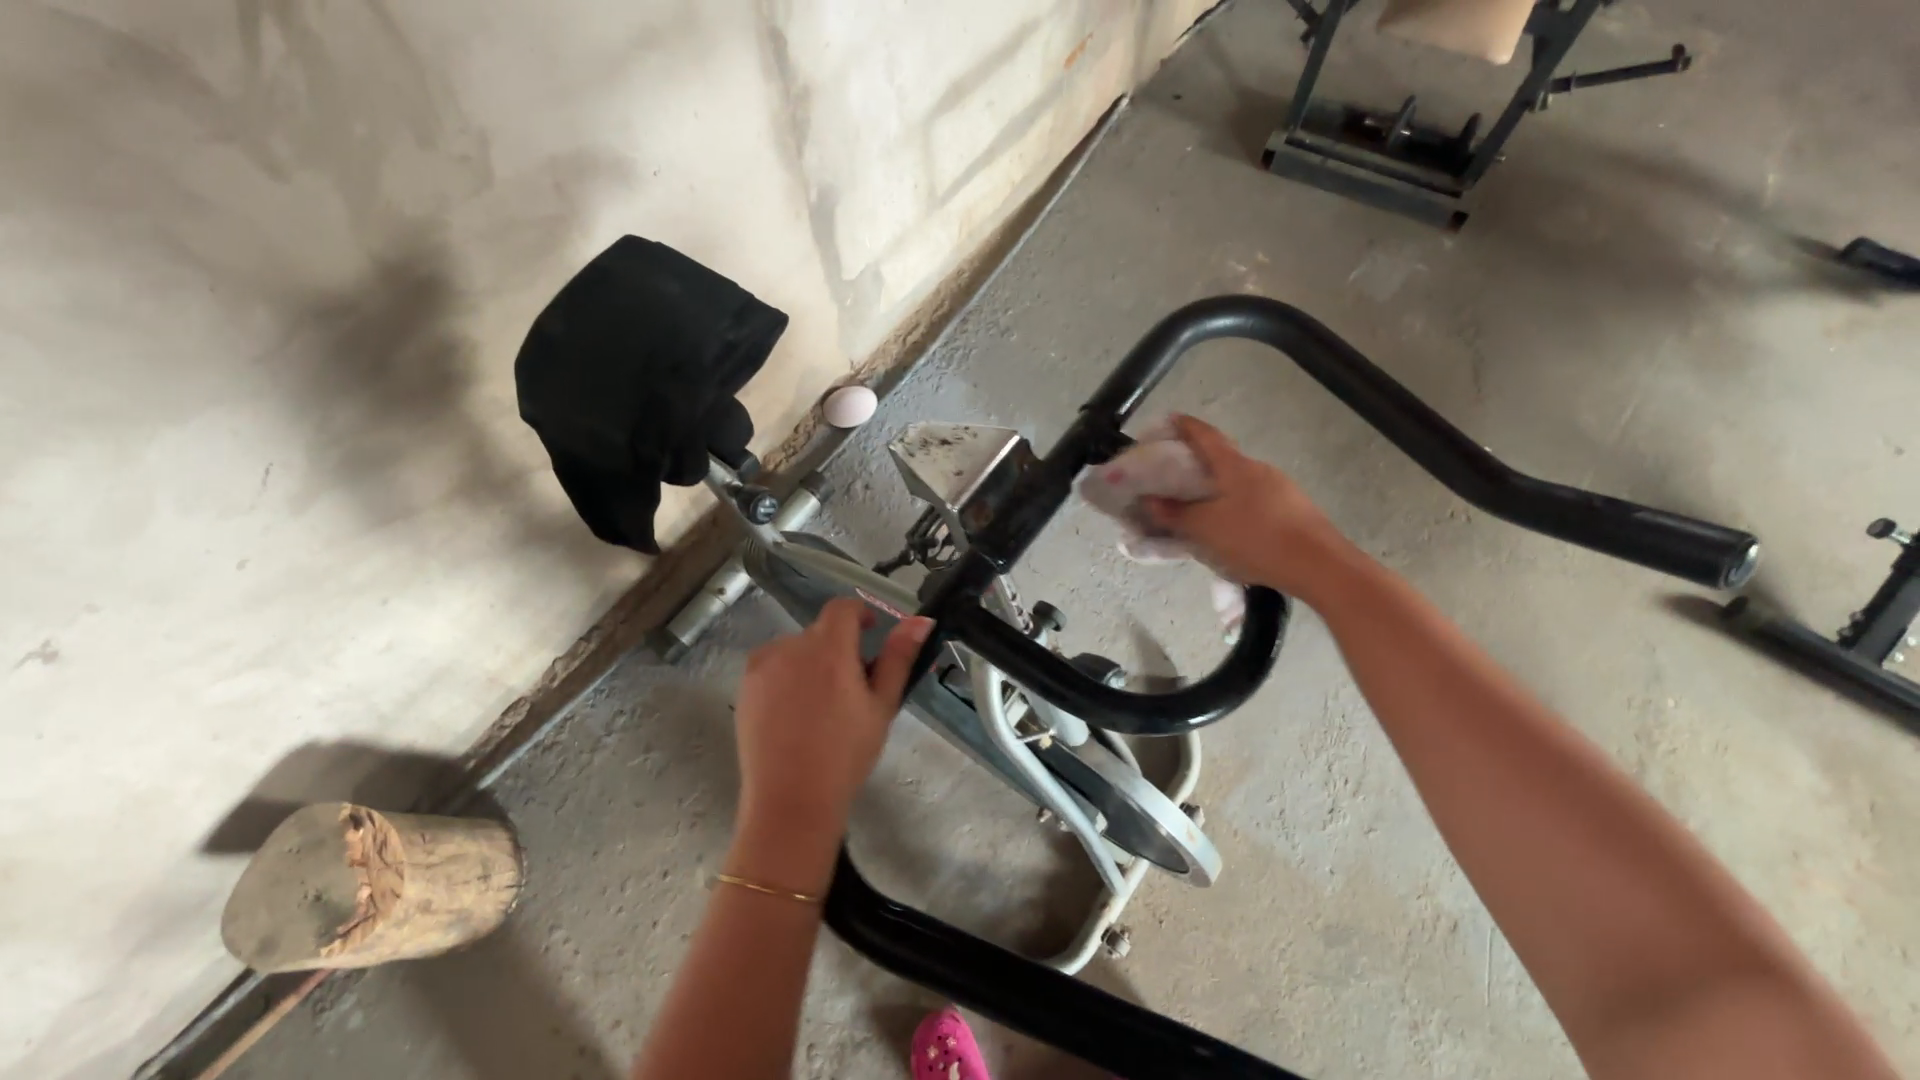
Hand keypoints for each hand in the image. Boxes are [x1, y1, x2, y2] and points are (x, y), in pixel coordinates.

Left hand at [729, 598, 931, 885]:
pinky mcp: (744, 687)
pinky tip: (795, 716)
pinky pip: (772, 667)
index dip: (860, 615)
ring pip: (795, 650)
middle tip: (853, 690)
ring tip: (822, 708)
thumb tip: (920, 620)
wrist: (790, 800)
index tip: (870, 635)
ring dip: (812, 663)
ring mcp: (762, 666)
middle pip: (820, 632)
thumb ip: (898, 658)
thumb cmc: (845, 755)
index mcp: (828, 648)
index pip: (842, 607)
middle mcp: (790, 647)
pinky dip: (787, 678)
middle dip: (839, 649)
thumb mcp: (881, 707)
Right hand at [1145, 414, 1358, 602]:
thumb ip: (1176, 515)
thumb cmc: (1257, 539)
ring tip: (1197, 508)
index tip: (1169, 420)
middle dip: (1198, 464)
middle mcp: (1260, 470)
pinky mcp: (1293, 511)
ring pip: (1239, 483)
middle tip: (1173, 475)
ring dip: (1216, 489)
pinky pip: (1254, 501)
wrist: (1320, 566)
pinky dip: (1234, 506)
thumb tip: (1150, 500)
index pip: (1206, 436)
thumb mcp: (1207, 530)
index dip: (1186, 426)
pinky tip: (1228, 528)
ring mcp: (1281, 489)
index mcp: (1236, 466)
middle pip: (1223, 459)